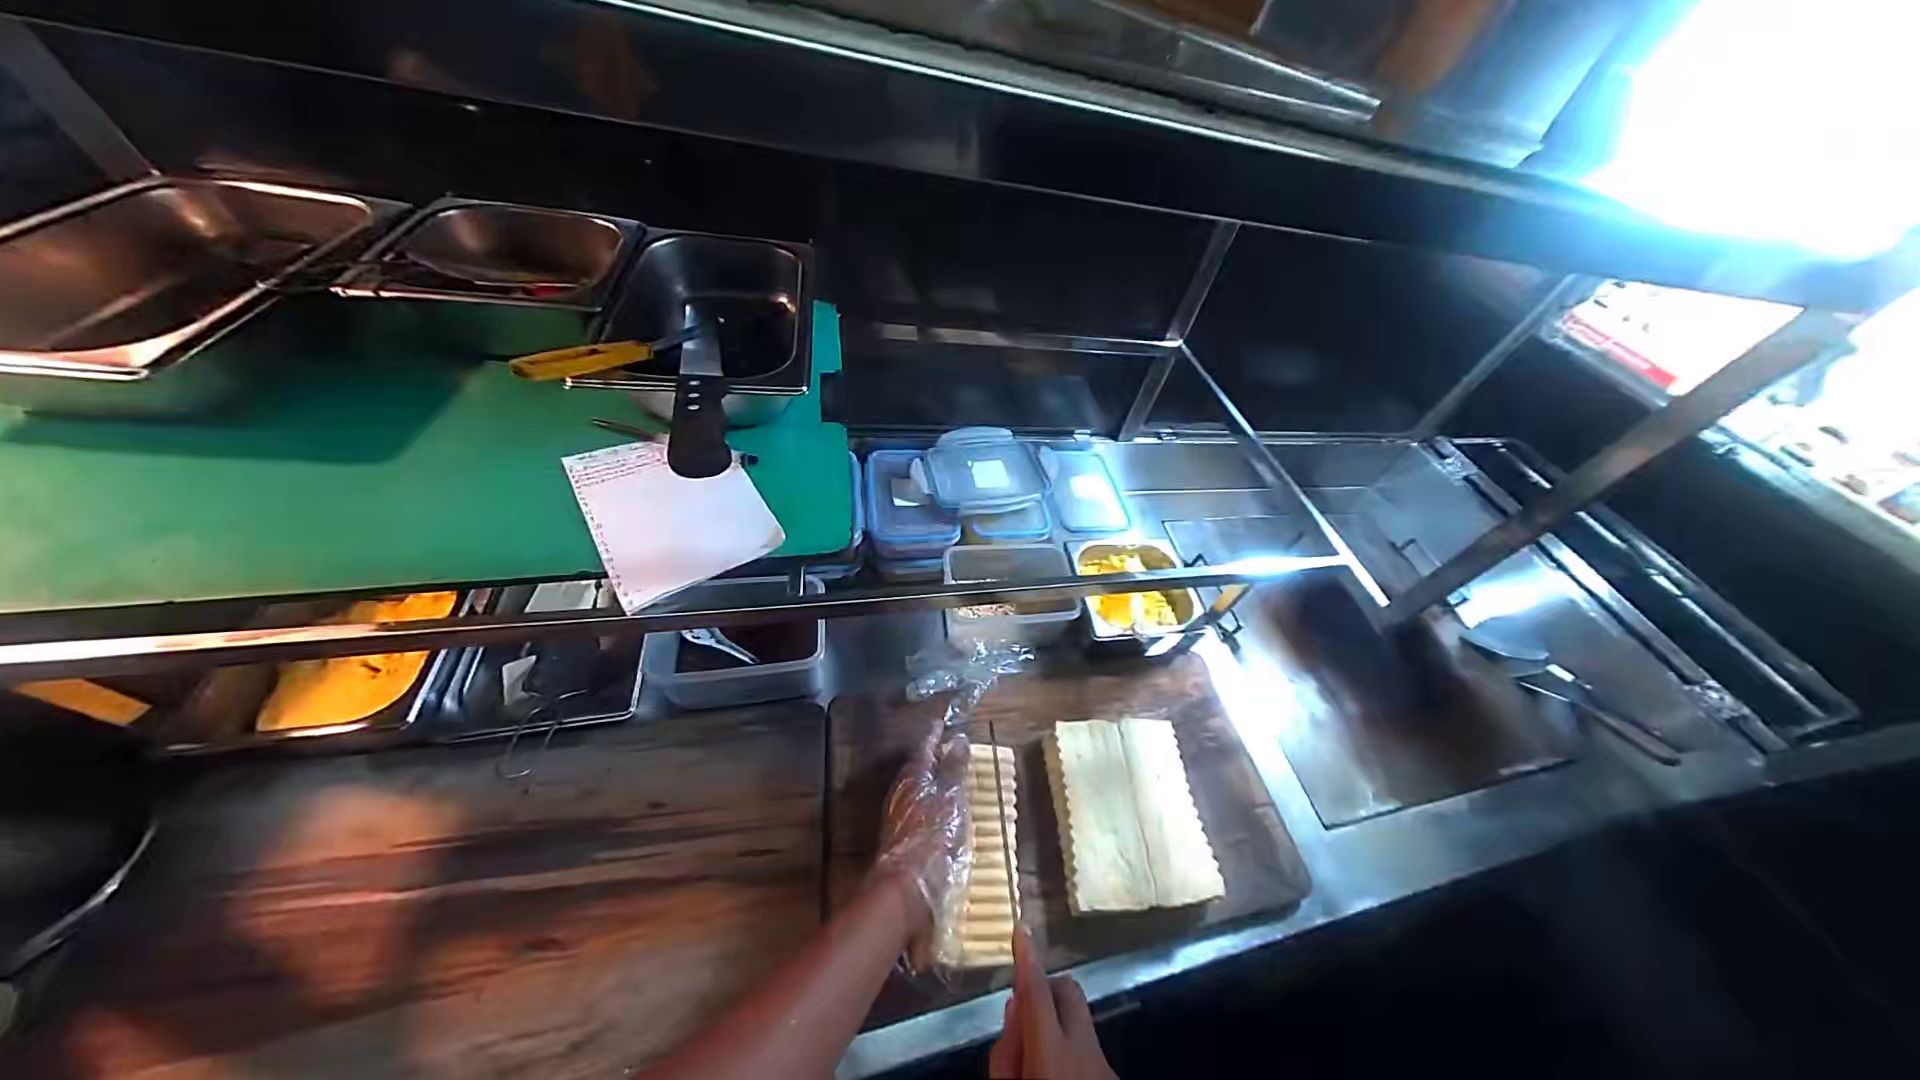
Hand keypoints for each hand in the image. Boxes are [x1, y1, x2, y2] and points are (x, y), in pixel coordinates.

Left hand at [873, 711, 971, 967]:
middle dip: (931, 757)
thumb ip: (954, 770)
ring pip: (915, 788)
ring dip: (931, 780)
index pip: (924, 748)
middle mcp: (901, 793)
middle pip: (917, 768)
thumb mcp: (950, 800)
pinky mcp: (900, 838)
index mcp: (913, 778)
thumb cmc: (932, 840)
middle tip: (949, 748)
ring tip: (950, 777)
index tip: (941, 724)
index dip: (933, 736)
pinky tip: (941, 811)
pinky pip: (917, 807)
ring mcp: (897, 816)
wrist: (904, 891)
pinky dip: (930, 801)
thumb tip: (958, 739)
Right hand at [989, 927, 1118, 1079]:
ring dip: (1056, 1018)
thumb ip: (1006, 1050)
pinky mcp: (1112, 1073)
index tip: (1021, 929)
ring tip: (1035, 1046)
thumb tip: (1014, 1009)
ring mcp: (1104, 1062)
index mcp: (1053, 1052)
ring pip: (1079, 1016)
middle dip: (1045, 985)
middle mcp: (1084, 1050)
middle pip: (1068, 989)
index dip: (1027, 956)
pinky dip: (1069, 1044)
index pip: (1037, 990)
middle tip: (1024, 1007)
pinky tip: (1055, 1069)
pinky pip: (1088, 1043)